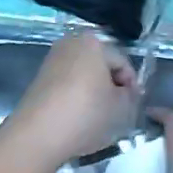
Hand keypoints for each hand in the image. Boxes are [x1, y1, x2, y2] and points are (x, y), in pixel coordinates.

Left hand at [6, 33, 138, 169]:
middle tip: (118, 111)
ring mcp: (53, 57)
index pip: (122, 62)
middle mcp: (71, 42)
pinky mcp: (41, 74)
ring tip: (98, 115)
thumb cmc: (86, 113)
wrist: (39, 131)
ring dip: (94, 89)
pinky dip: (76, 93)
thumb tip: (126, 90)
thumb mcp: (121, 107)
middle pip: (101, 64)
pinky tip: (78, 115)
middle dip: (111, 85)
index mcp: (93, 43)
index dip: (132, 85)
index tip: (133, 106)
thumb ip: (130, 95)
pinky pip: (67, 80)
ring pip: (84, 72)